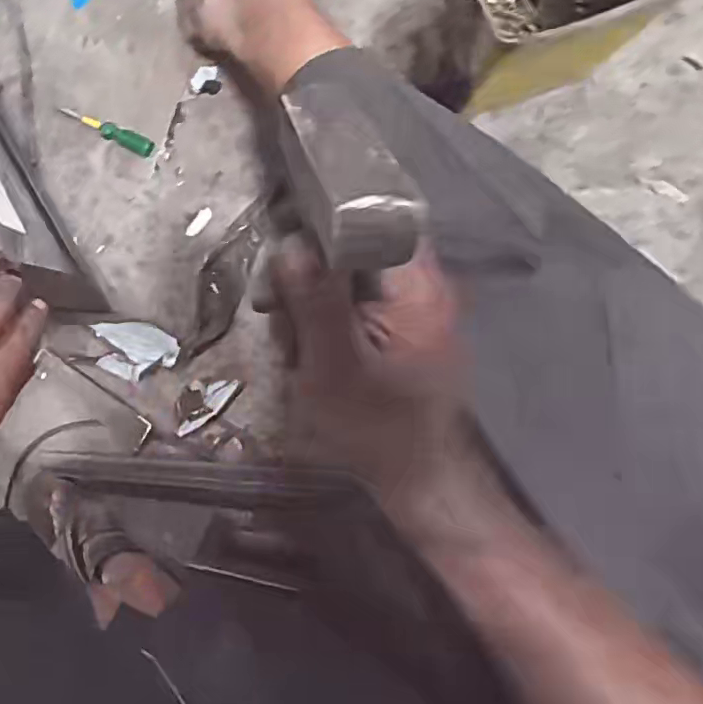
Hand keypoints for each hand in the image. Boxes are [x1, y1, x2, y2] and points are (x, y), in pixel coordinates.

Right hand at [269, 237, 488, 517]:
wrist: (416, 480)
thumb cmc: (375, 428)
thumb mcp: (334, 366)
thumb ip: (315, 302)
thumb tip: (291, 243)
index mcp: (416, 288)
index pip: (370, 223)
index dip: (321, 227)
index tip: (282, 257)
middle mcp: (420, 287)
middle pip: (351, 251)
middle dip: (307, 280)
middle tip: (282, 321)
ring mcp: (409, 310)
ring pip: (344, 280)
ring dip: (309, 308)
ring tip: (297, 350)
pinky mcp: (397, 330)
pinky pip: (350, 307)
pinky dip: (323, 325)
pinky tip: (310, 355)